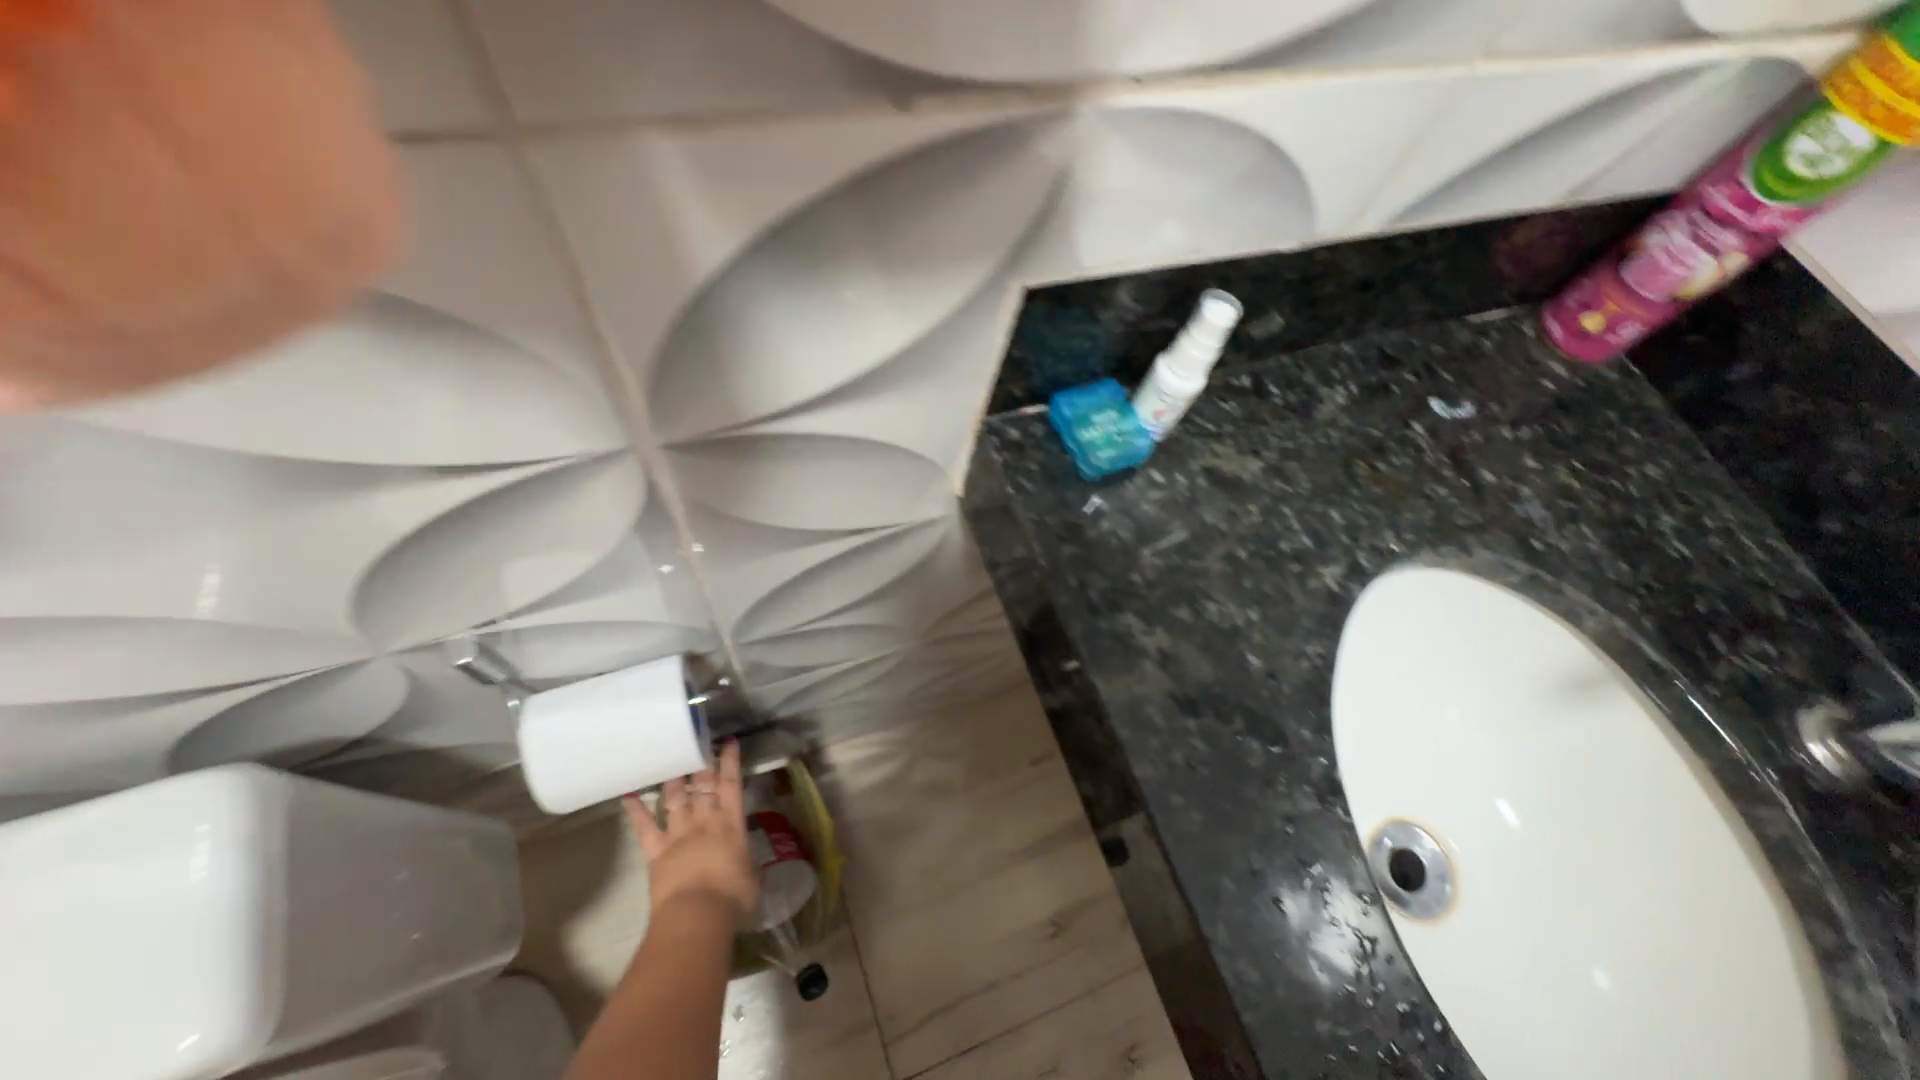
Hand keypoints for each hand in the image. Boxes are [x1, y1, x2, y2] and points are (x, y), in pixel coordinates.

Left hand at [623, 740, 758, 925]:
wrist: (697, 914)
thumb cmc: (733, 897)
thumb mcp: (753, 877)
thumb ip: (748, 863)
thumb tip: (746, 863)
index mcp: (731, 824)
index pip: (731, 785)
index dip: (729, 762)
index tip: (727, 743)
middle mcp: (704, 822)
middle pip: (702, 785)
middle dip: (702, 764)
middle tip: (697, 744)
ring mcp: (677, 834)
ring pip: (674, 799)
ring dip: (673, 780)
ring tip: (670, 762)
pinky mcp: (655, 852)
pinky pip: (644, 826)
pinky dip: (635, 810)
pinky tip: (627, 794)